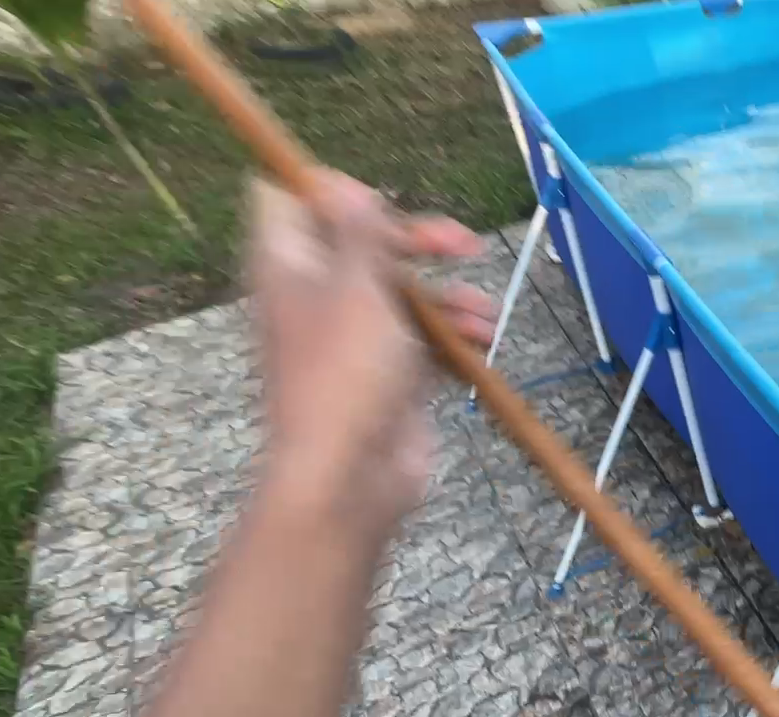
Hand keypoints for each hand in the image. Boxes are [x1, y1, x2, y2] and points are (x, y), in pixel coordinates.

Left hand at [249, 173, 495, 530]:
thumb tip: (342, 185)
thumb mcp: (355, 289)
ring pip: (408, 298)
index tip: (386, 206)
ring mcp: (360, 340)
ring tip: (487, 317)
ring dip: (452, 300)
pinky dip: (456, 340)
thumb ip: (355, 235)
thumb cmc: (346, 375)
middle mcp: (321, 298)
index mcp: (291, 267)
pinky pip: (427, 342)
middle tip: (466, 245)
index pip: (293, 202)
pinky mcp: (394, 376)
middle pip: (368, 248)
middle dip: (420, 244)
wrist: (353, 470)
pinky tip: (485, 345)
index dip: (336, 194)